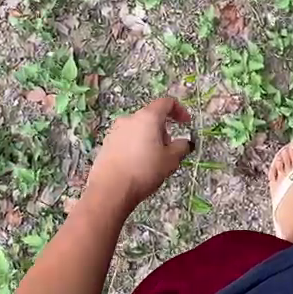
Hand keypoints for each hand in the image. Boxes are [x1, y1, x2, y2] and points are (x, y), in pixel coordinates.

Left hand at [84, 97, 192, 215]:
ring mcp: (115, 131)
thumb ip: (181, 147)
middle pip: (152, 117)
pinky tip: (137, 165)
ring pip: (138, 129)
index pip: (166, 103)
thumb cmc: (144, 170)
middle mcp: (130, 119)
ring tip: (153, 160)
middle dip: (164, 130)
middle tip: (169, 149)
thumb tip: (185, 143)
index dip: (179, 110)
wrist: (110, 190)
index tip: (186, 123)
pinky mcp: (106, 144)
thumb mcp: (171, 160)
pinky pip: (127, 140)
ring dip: (149, 138)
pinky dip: (136, 146)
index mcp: (148, 117)